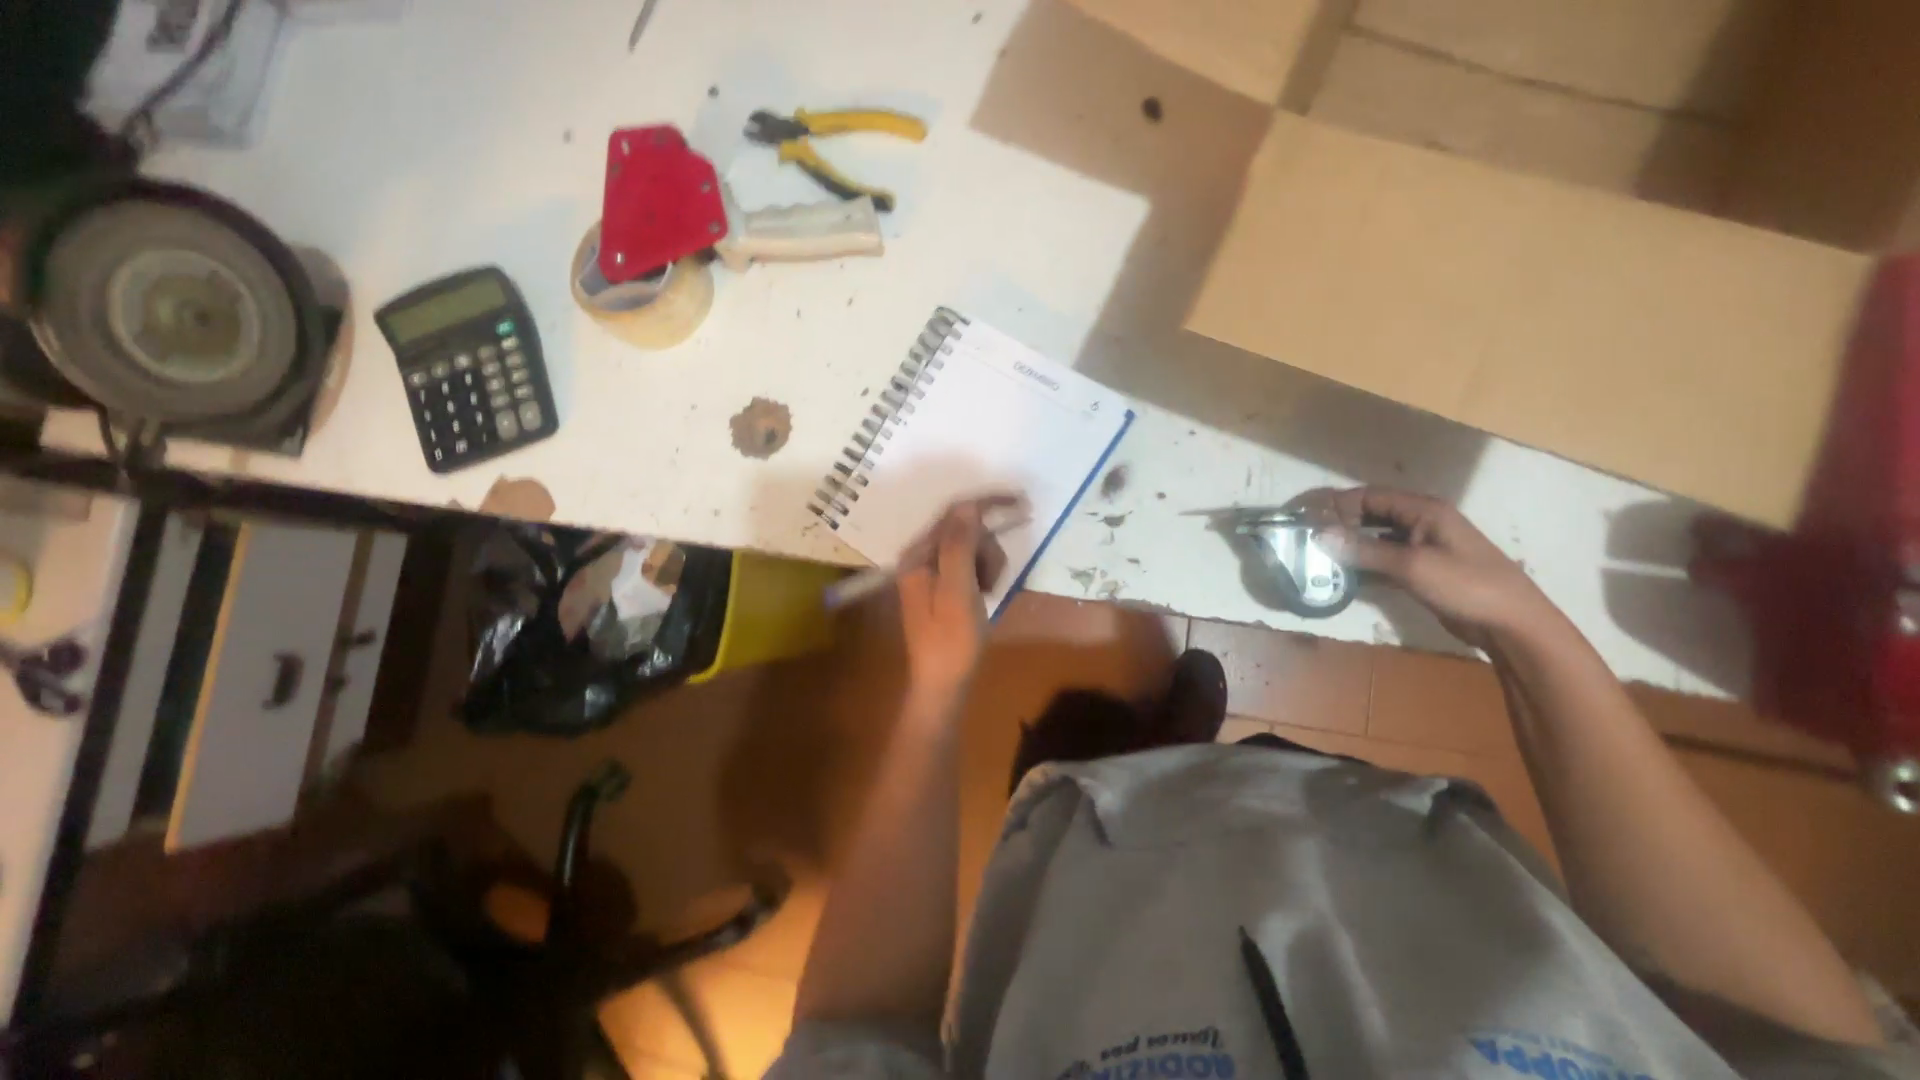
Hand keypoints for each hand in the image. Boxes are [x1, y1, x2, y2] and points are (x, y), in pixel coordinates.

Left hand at [896, 496, 1018, 695]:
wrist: (943, 683)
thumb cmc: (951, 640)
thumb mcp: (958, 591)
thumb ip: (960, 546)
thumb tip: (968, 506)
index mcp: (917, 555)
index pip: (954, 514)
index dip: (986, 505)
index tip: (1020, 503)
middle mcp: (920, 557)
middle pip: (964, 529)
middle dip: (987, 547)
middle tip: (992, 580)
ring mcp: (930, 573)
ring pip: (971, 547)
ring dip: (988, 563)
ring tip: (988, 592)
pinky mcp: (942, 586)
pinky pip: (968, 565)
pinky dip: (983, 575)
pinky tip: (985, 596)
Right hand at [1289, 487, 1561, 650]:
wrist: (1511, 623)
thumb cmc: (1466, 586)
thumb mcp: (1412, 565)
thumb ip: (1365, 550)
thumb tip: (1320, 535)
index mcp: (1423, 510)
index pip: (1369, 496)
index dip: (1335, 505)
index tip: (1305, 518)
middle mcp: (1421, 522)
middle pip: (1371, 514)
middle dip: (1339, 523)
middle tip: (1305, 538)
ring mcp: (1423, 547)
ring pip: (1376, 539)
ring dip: (1349, 546)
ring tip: (1317, 558)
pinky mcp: (1423, 571)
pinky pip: (1384, 561)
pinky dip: (1363, 566)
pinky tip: (1342, 578)